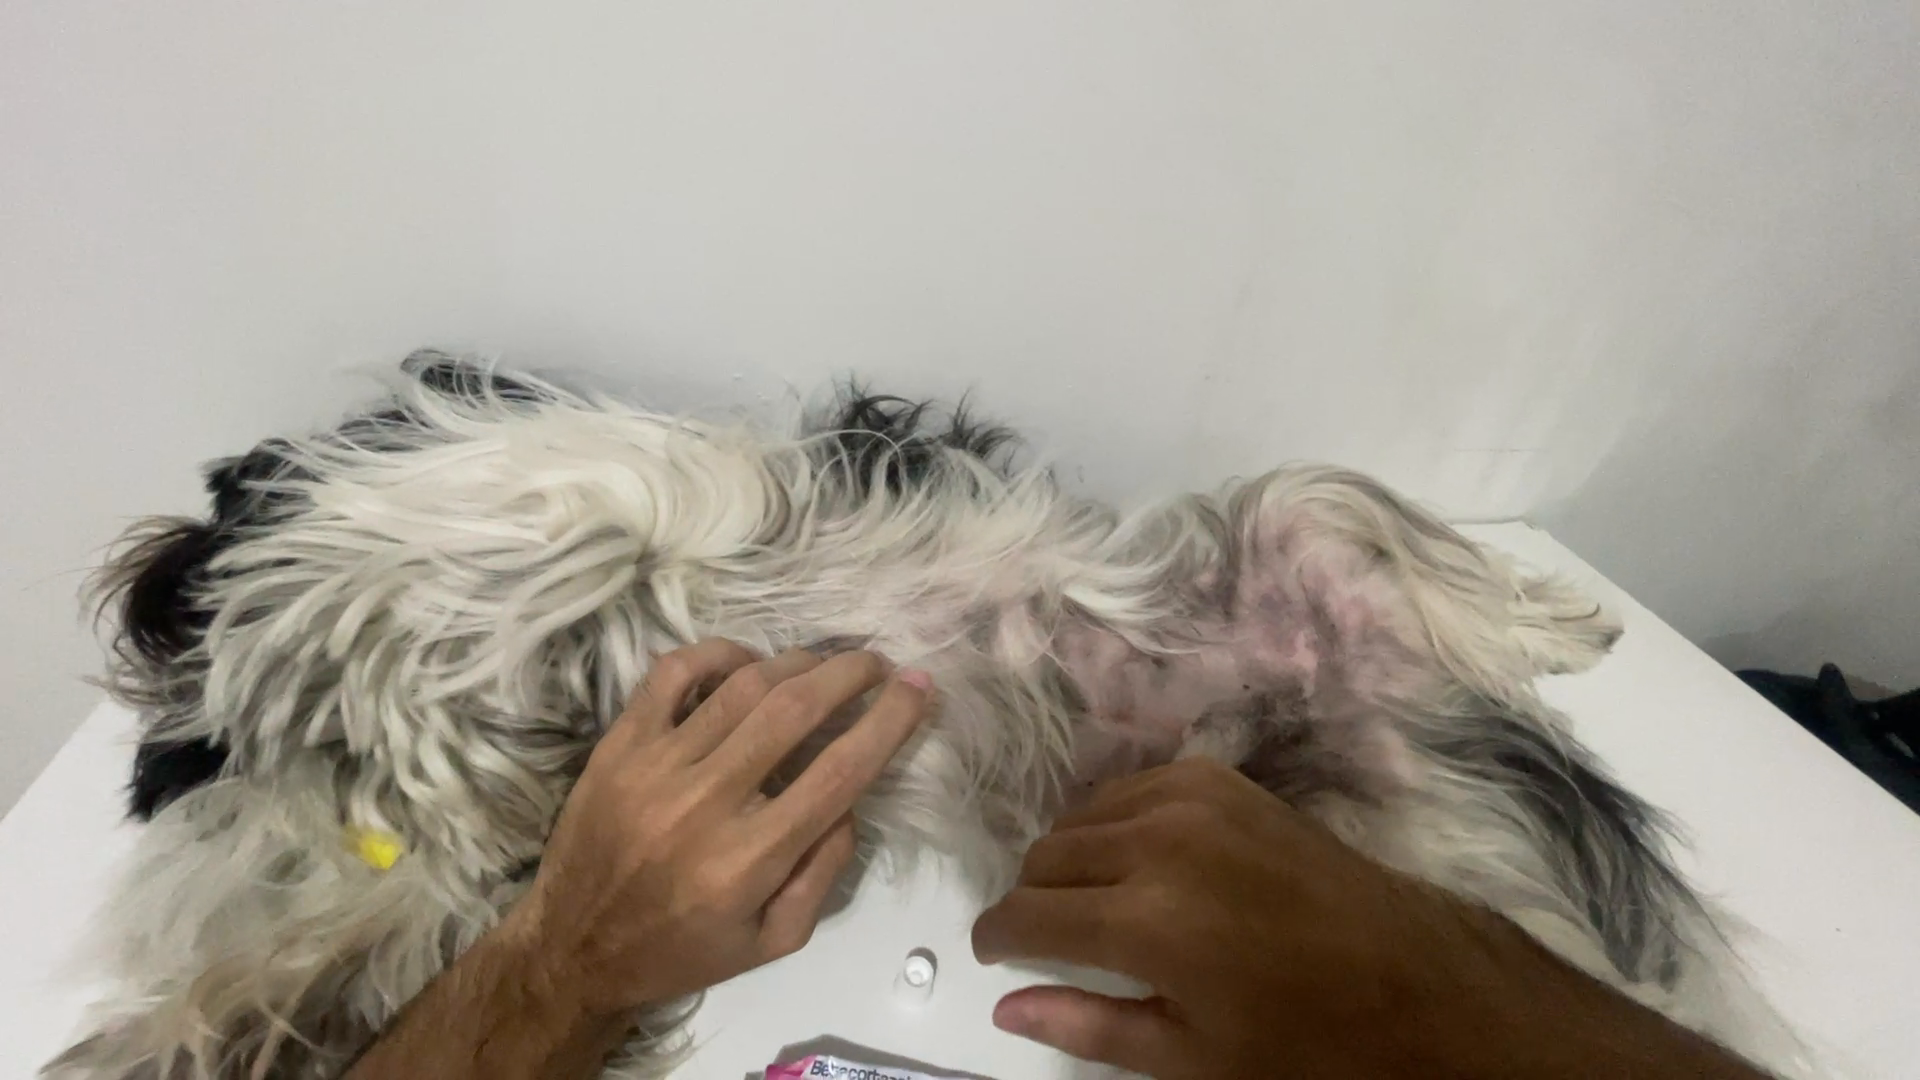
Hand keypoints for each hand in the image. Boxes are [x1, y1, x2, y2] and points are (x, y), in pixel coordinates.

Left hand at [504, 639, 931, 1015]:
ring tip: (825, 663)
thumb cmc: (685, 947)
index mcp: (747, 861)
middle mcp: (703, 804)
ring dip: (799, 662)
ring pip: (743, 685)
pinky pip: (674, 672)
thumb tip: (852, 796)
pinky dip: (721, 652)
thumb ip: (825, 871)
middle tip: (877, 663)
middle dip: (850, 674)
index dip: (889, 720)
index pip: (839, 771)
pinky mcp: (620, 744)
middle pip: (794, 711)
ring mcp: (655, 766)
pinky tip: (750, 661)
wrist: (573, 948)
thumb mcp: (775, 940)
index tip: (918, 687)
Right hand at [971, 759, 1771, 1079]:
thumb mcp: (1190, 1059)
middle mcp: (1155, 842)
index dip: (998, 934)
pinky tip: (1133, 856)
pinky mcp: (1212, 775)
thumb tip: (1003, 1004)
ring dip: (1069, 856)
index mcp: (1147, 923)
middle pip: (1046, 853)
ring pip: (1080, 814)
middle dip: (1032, 897)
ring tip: (1091, 897)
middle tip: (1047, 934)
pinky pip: (1127, 789)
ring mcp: (1185, 796)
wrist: (1413, 980)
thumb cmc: (1303, 1043)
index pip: (1029, 915)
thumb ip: (1085, 1025)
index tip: (991, 948)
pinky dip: (1110, 822)